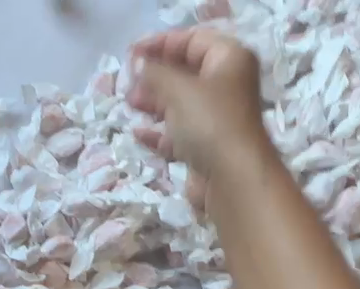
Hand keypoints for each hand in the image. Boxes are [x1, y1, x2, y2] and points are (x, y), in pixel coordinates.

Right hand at [127, 27, 269, 204]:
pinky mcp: (205, 147)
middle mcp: (225, 86)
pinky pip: (177, 134)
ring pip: (180, 104)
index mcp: (228, 60)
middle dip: (156, 75)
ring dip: (154, 103)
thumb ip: (155, 73)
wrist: (231, 177)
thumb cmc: (209, 123)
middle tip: (128, 80)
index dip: (161, 44)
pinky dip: (158, 132)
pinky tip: (138, 133)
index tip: (132, 53)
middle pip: (186, 73)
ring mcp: (215, 119)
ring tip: (129, 103)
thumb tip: (137, 64)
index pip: (193, 40)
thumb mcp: (178, 89)